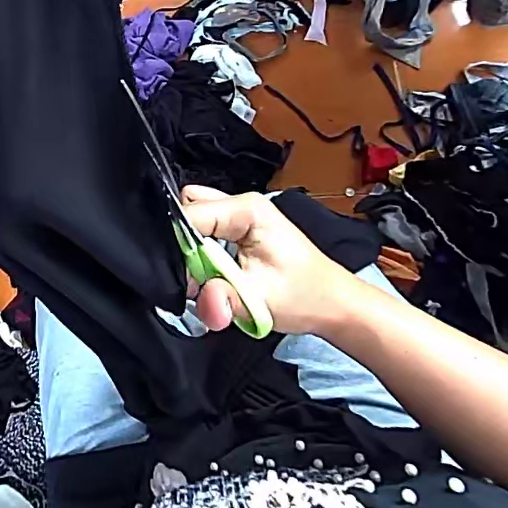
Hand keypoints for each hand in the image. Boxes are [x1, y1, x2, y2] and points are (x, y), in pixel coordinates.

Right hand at [181, 186, 375, 336]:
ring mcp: (239, 216)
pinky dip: (202, 257)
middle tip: (196, 277)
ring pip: (193, 222)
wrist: (329, 303)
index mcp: (247, 209)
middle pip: (187, 210)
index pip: (190, 214)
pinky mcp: (237, 231)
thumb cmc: (305, 295)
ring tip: (209, 279)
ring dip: (193, 252)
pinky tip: (215, 277)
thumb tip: (202, 301)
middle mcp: (242, 205)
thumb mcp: (261, 300)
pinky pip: (204, 234)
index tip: (185, 276)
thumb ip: (225, 299)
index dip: (179, 247)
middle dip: (183, 245)